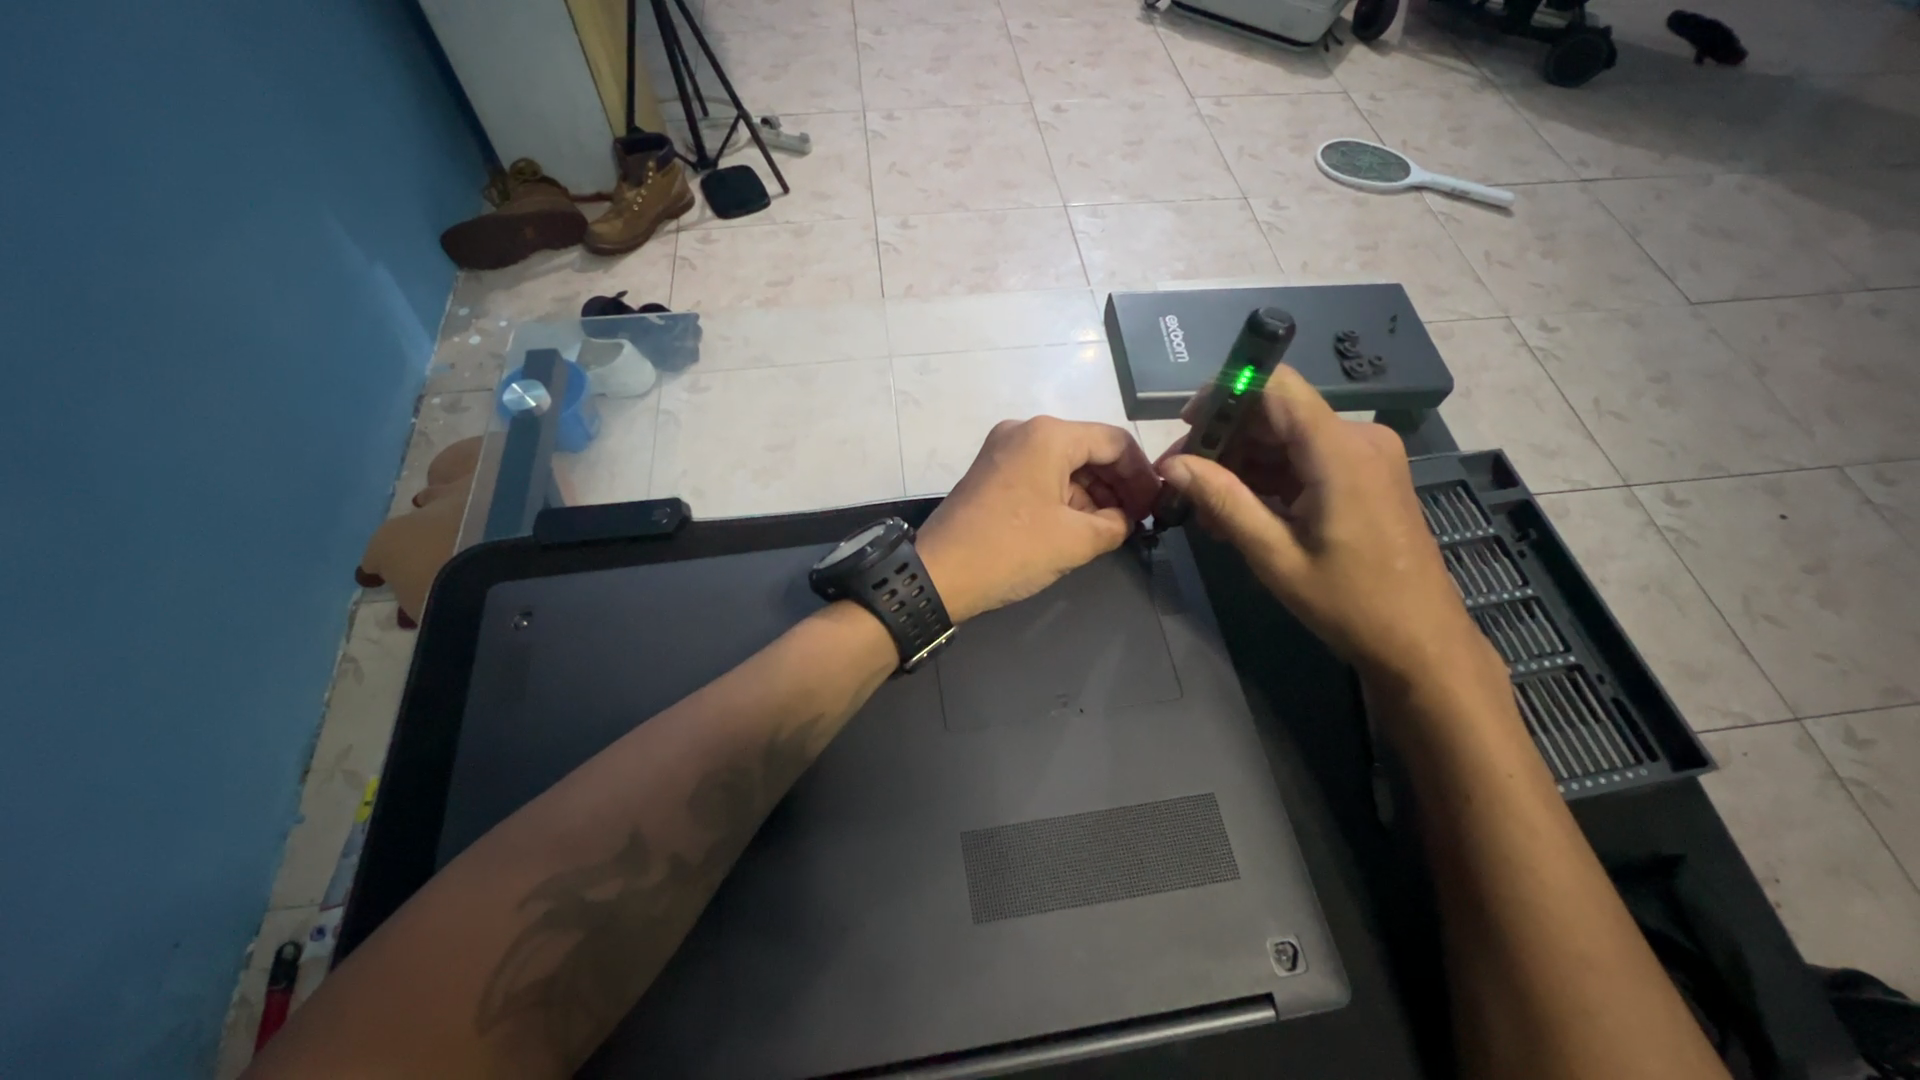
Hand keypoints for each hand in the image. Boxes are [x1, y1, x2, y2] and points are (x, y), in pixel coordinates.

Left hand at [917, 417, 1159, 623]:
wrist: (938, 575)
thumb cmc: (1011, 550)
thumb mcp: (1076, 540)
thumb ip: (1115, 524)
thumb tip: (1125, 519)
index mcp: (1048, 435)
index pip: (1115, 441)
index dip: (1142, 474)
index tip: (1157, 506)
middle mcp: (1025, 431)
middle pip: (1089, 449)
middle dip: (1118, 484)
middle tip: (1138, 520)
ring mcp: (1003, 450)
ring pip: (1065, 464)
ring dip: (1093, 494)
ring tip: (1112, 529)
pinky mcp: (992, 473)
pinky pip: (1041, 475)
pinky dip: (1065, 497)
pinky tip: (1081, 526)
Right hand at [1154, 367, 1489, 682]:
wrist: (1421, 642)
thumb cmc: (1349, 603)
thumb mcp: (1275, 556)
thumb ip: (1223, 501)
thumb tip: (1172, 465)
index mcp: (1339, 451)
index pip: (1274, 386)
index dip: (1225, 394)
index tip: (1187, 427)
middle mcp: (1358, 438)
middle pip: (1276, 413)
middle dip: (1225, 441)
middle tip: (1183, 483)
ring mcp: (1366, 456)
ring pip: (1287, 438)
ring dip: (1244, 466)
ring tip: (1209, 512)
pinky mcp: (1367, 475)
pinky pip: (1306, 459)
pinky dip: (1270, 480)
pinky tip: (1241, 514)